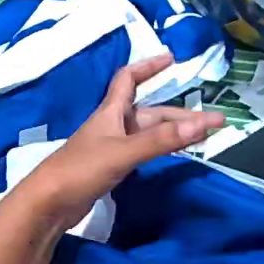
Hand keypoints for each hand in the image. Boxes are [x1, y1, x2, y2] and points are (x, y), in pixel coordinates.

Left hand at [12, 54, 225, 228]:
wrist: (48, 204)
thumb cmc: (81, 169)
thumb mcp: (124, 153)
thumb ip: (161, 141)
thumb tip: (203, 124)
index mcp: (111, 112)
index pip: (129, 79)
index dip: (149, 67)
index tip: (172, 59)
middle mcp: (112, 125)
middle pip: (150, 113)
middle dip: (181, 115)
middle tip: (214, 122)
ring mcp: (110, 146)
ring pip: (148, 133)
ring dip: (173, 133)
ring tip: (202, 137)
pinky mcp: (109, 167)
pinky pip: (142, 150)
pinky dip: (160, 149)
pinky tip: (172, 155)